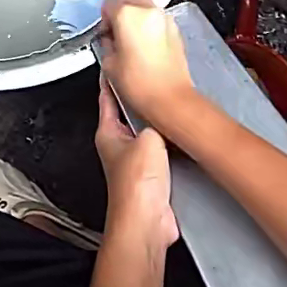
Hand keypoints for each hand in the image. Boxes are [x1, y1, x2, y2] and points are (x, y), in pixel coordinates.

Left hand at [94, 79, 177, 247]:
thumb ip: (155, 122)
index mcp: (107, 132)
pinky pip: (160, 152)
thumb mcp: (148, 139)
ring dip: (158, 125)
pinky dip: (169, 146)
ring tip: (170, 111)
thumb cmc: (136, 186)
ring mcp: (132, 161)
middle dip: (140, 101)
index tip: (113, 66)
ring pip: (146, 133)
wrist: (146, 221)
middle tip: (151, 84)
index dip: (110, 80)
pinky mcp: (150, 176)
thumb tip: (163, 116)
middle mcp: (117, 145)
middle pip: (128, 114)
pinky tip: (180, 141)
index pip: (107, 97)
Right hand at [96, 0, 197, 126]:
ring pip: (145, 7)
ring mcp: (164, 20)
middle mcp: (148, 12)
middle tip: (116, 33)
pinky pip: (157, 20)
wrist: (170, 100)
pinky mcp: (175, 31)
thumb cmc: (142, 84)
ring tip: (131, 41)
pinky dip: (149, 27)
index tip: (105, 32)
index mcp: (127, 15)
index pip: (108, 4)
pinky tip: (145, 47)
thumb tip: (110, 40)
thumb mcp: (108, 63)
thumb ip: (106, 43)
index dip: (103, 19)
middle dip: (120, 13)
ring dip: (136, 18)